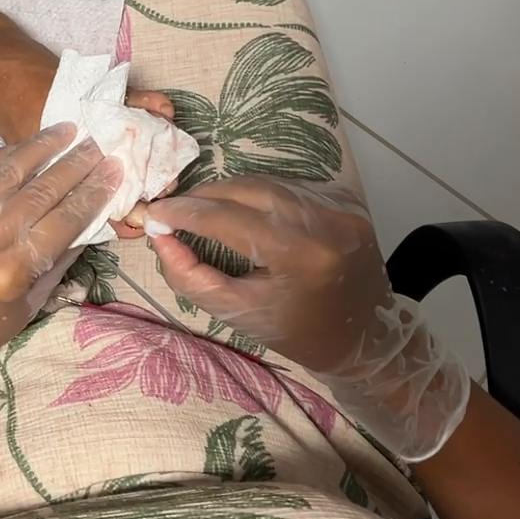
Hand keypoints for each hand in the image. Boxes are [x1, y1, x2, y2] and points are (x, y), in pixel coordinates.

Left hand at [0, 123, 121, 424]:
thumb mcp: (36, 296)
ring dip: (40, 148)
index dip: (92, 192)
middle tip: (97, 144)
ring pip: (4, 174)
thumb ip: (63, 250)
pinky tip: (29, 145)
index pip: (62, 222)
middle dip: (73, 166)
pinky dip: (5, 156)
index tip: (114, 167)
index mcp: (7, 274)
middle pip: (37, 194)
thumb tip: (95, 206)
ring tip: (67, 131)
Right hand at [144, 177, 390, 365]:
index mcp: (301, 255)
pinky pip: (285, 185)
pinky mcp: (344, 197)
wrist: (367, 336)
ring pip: (263, 182)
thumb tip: (159, 238)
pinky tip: (239, 210)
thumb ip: (191, 276)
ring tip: (200, 211)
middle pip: (244, 190)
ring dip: (226, 193)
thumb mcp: (237, 314)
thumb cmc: (297, 332)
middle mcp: (325, 220)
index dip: (184, 213)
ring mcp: (339, 204)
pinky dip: (254, 194)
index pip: (228, 218)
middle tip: (172, 213)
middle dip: (201, 198)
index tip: (153, 214)